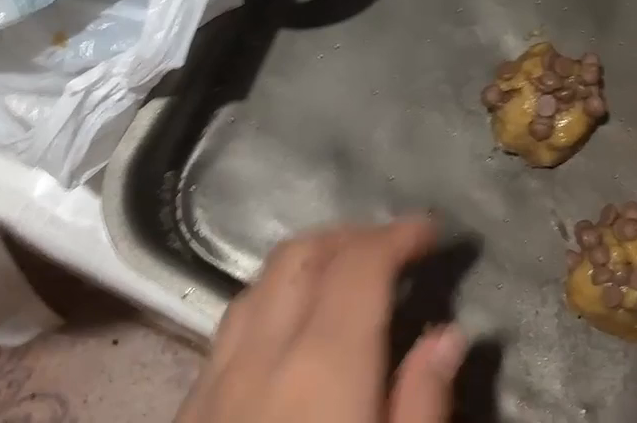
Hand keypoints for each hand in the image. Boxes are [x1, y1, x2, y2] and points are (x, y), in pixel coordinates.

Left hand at [175, 218, 467, 422]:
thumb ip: (422, 403)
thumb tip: (448, 336)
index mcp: (324, 366)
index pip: (360, 264)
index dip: (399, 234)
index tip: (433, 232)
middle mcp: (262, 357)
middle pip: (301, 256)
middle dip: (352, 235)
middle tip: (395, 247)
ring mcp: (214, 385)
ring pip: (258, 284)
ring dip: (308, 262)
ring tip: (347, 278)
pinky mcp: (188, 414)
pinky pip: (230, 327)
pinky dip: (271, 301)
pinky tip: (291, 335)